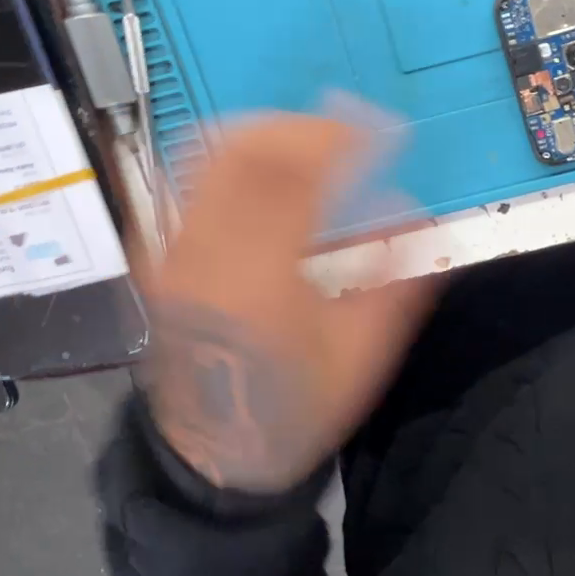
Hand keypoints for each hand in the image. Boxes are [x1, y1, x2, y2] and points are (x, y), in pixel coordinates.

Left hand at [137, 115, 437, 491]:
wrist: (217, 450)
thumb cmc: (297, 405)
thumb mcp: (363, 353)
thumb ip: (396, 282)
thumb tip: (415, 213)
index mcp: (262, 279)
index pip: (296, 175)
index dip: (341, 138)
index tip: (380, 128)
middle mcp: (206, 252)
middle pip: (243, 150)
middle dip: (301, 126)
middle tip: (345, 130)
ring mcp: (172, 251)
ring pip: (207, 155)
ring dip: (264, 134)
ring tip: (308, 142)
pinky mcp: (159, 256)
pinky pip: (187, 181)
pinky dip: (231, 159)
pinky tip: (264, 174)